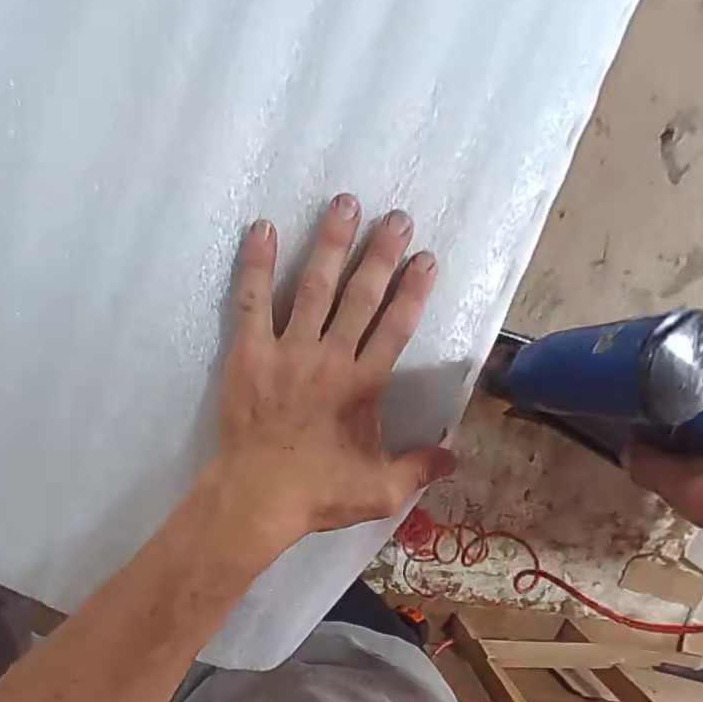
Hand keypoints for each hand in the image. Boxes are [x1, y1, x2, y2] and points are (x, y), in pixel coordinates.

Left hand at [204, 193, 456, 550]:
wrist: (255, 497)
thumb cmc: (317, 494)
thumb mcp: (379, 491)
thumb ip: (418, 468)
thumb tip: (453, 457)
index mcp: (363, 386)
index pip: (395, 327)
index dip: (413, 291)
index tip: (426, 259)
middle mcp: (329, 358)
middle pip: (361, 297)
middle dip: (381, 254)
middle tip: (396, 218)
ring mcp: (287, 352)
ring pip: (314, 288)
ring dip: (332, 244)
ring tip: (345, 203)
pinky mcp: (249, 354)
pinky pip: (252, 302)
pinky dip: (257, 264)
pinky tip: (263, 228)